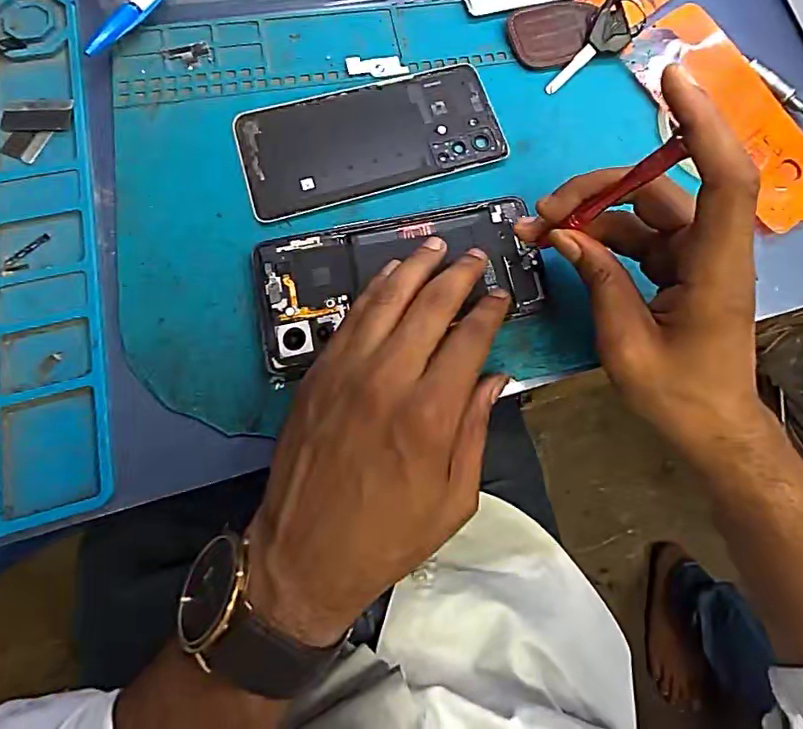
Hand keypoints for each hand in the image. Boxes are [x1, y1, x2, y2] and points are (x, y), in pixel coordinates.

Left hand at [245, 240, 511, 645]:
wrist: (303, 556)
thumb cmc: (387, 536)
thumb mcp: (454, 499)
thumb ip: (476, 430)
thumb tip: (495, 377)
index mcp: (429, 414)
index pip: (469, 339)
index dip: (489, 311)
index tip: (499, 296)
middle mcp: (388, 379)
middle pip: (431, 306)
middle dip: (458, 275)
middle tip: (474, 258)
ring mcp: (347, 370)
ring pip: (387, 299)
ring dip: (415, 267)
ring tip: (435, 246)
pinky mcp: (319, 372)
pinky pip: (352, 316)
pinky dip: (375, 289)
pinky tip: (391, 275)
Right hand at [516, 64, 764, 457]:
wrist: (714, 432)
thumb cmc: (683, 398)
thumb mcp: (628, 347)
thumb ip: (600, 283)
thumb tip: (566, 236)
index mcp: (716, 264)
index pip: (724, 176)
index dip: (702, 123)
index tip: (673, 79)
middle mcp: (709, 246)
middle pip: (655, 189)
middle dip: (595, 190)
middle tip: (544, 211)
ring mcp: (693, 253)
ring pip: (639, 209)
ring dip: (589, 213)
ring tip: (540, 229)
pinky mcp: (678, 264)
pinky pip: (634, 233)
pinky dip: (597, 235)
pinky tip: (562, 243)